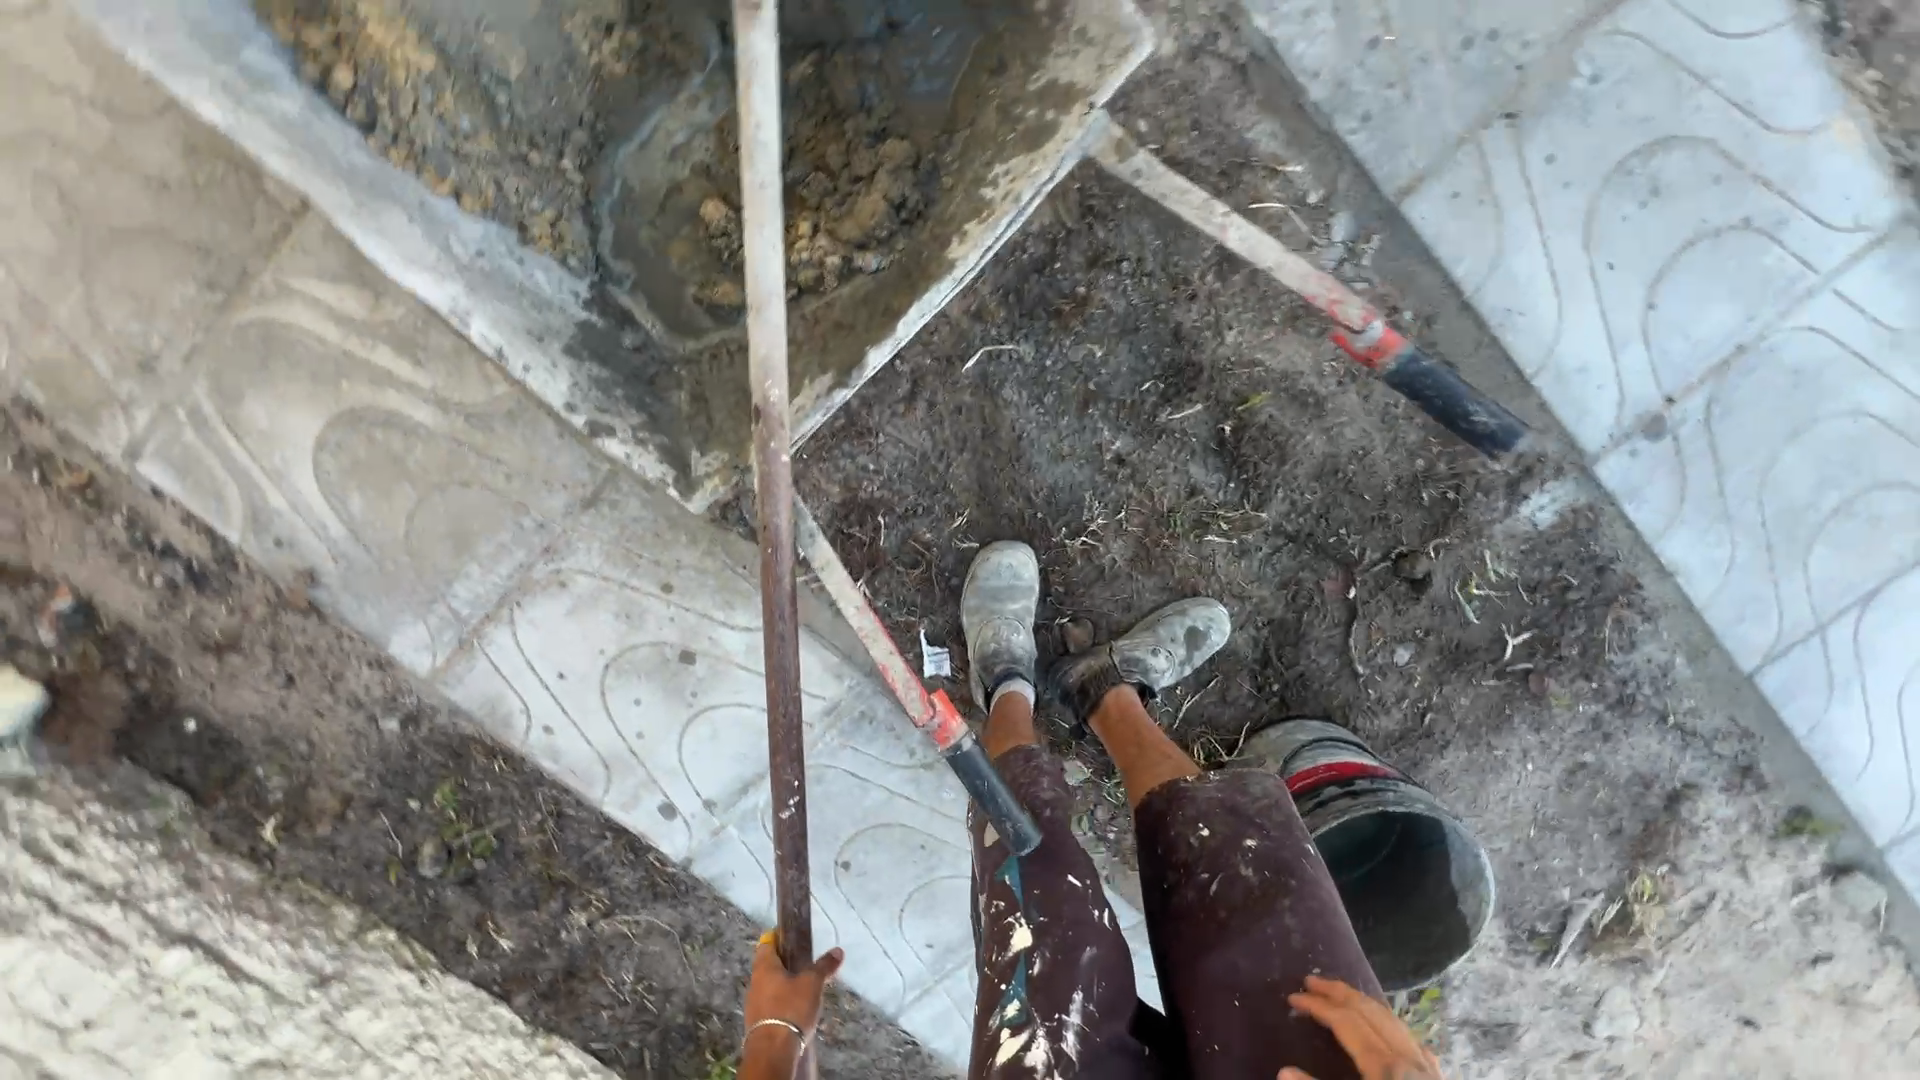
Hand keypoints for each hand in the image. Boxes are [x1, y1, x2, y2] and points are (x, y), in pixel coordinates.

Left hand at [745, 931, 845, 1039]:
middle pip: (769, 965)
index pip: (767, 942)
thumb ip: (824, 966)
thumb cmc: (791, 1007)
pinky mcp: (758, 1023)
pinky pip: (770, 1005)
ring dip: (784, 985)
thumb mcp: (813, 983)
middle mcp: (755, 982)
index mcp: (764, 966)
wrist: (773, 1051)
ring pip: (769, 986)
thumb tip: (838, 950)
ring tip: (804, 988)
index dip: (779, 937)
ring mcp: (754, 1004)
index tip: (794, 937)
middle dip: (785, 964)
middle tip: (805, 963)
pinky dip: (782, 1003)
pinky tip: (796, 1009)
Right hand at [1278, 975, 1443, 1079]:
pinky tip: (1391, 1035)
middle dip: (1338, 992)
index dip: (1317, 1005)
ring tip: (1343, 997)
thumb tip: (1283, 1071)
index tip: (1292, 998)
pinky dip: (1392, 1027)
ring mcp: (1428, 1069)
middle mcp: (1407, 1058)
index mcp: (1384, 1067)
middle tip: (1311, 981)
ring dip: (1364, 1003)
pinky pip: (1413, 1042)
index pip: (1344, 1020)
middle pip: (1369, 1011)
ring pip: (1393, 1022)